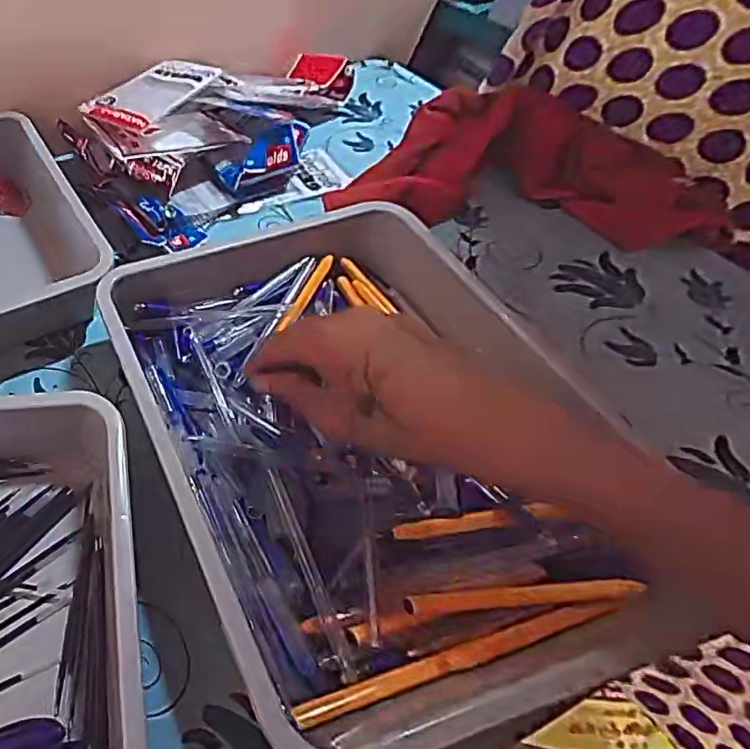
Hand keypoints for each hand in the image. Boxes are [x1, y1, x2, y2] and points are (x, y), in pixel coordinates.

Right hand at [245, 308, 615, 500]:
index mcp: (336, 339)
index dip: (261, 363)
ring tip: (310, 392)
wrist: (498, 423)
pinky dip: (336, 353)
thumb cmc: (420, 431)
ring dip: (311, 356)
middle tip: (278, 393)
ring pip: (327, 331)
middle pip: (303, 332)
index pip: (281, 342)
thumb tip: (266, 382)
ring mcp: (380, 317)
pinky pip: (351, 333)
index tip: (251, 384)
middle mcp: (354, 317)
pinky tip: (343, 381)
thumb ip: (300, 397)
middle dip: (286, 360)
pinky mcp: (400, 325)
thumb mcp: (349, 424)